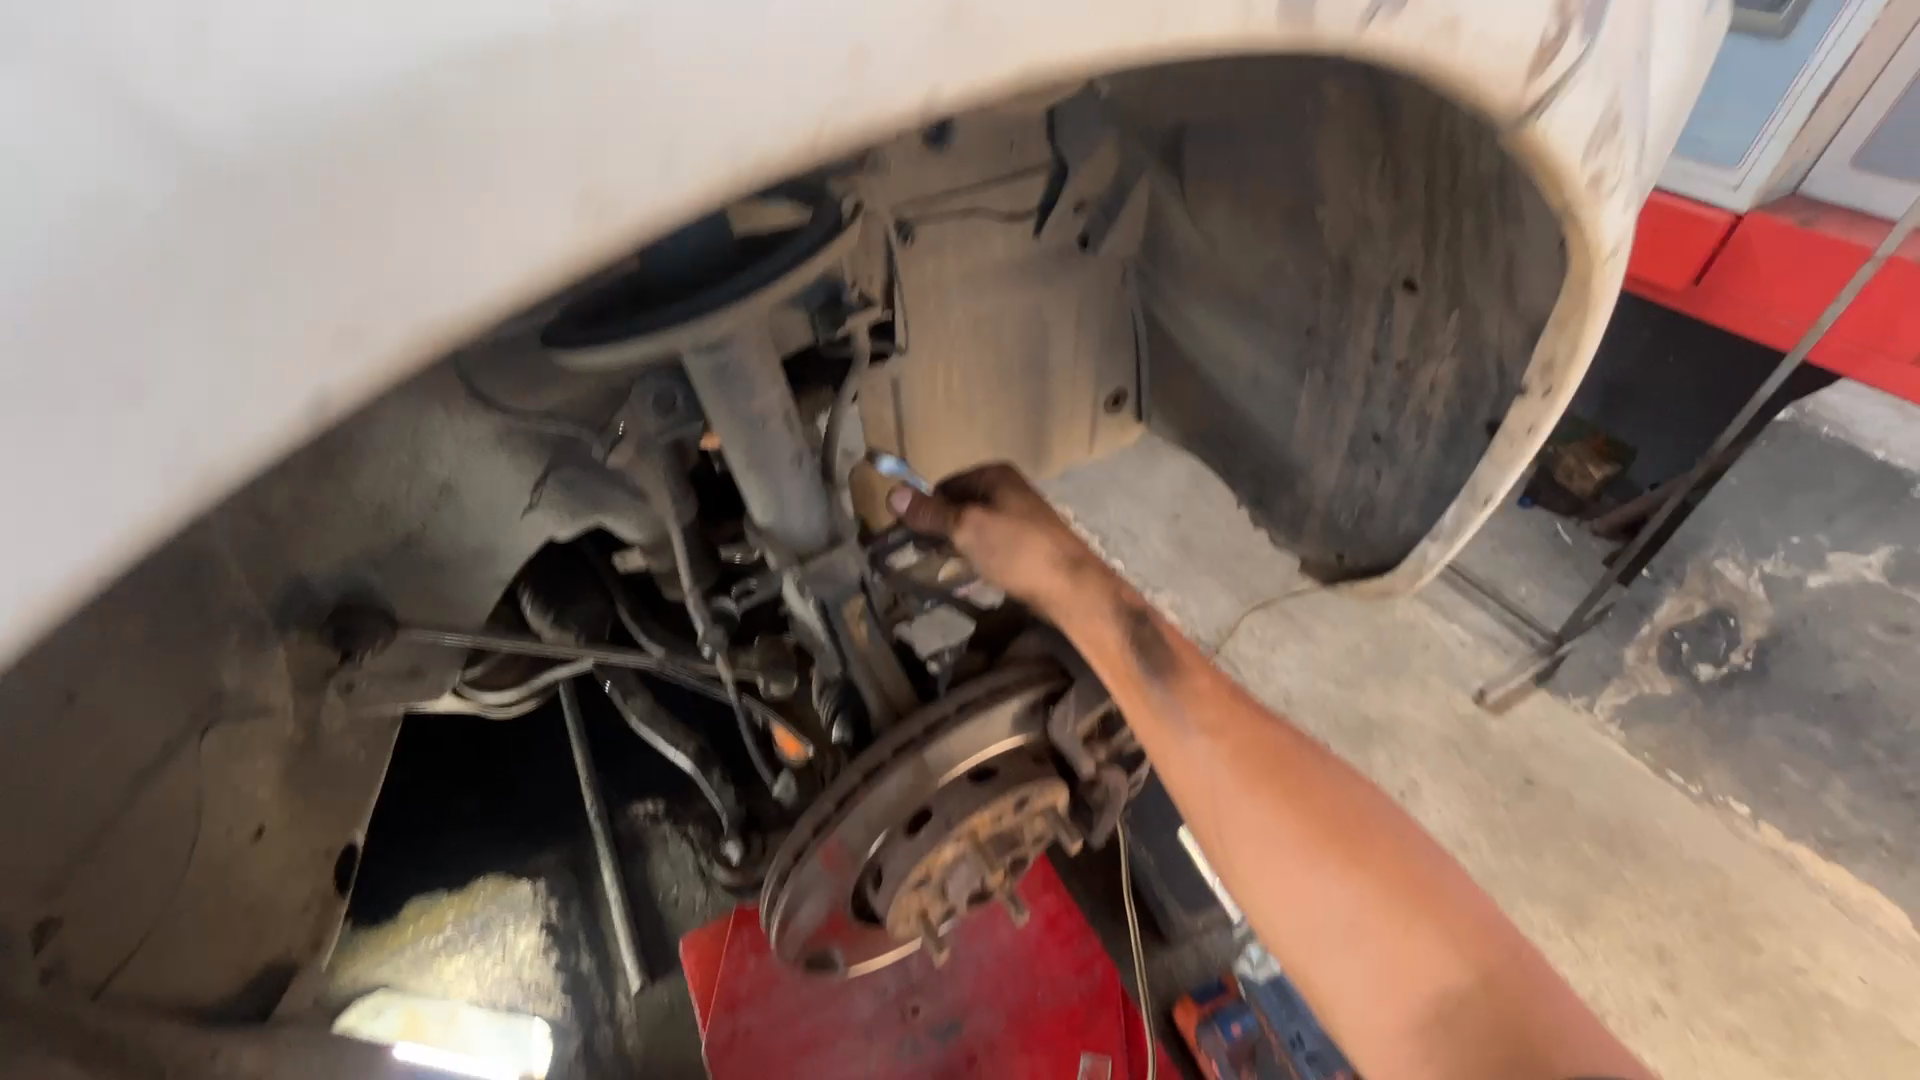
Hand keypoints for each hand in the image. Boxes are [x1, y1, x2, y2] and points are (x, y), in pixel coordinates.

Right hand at [887, 463, 1108, 618]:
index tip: (909, 537)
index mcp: (995, 475)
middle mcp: (1009, 490)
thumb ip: (931, 513)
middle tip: (925, 556)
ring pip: (976, 528)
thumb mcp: (967, 527)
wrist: (1072, 587)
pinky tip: (972, 576)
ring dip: (958, 545)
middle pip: (960, 505)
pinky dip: (978, 558)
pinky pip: (992, 546)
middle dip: (941, 529)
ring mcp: (1021, 518)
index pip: (945, 485)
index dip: (925, 508)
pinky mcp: (1028, 545)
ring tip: (945, 568)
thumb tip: (892, 493)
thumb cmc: (1017, 550)